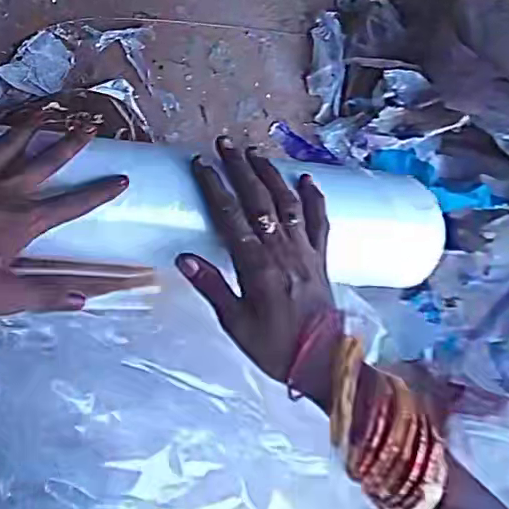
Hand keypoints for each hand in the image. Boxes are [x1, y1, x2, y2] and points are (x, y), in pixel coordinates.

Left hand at [0, 109, 150, 317]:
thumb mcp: (2, 296)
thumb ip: (44, 295)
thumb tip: (83, 300)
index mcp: (23, 221)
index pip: (73, 204)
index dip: (100, 192)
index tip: (122, 179)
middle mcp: (4, 190)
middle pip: (46, 161)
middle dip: (71, 143)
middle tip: (90, 126)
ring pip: (8, 143)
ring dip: (29, 125)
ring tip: (45, 110)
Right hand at [176, 137, 337, 401]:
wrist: (324, 364)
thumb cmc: (273, 347)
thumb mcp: (235, 323)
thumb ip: (211, 287)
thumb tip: (183, 257)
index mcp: (256, 266)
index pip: (230, 217)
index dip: (215, 187)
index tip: (201, 164)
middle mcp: (282, 251)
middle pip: (259, 201)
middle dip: (241, 169)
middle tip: (225, 144)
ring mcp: (306, 252)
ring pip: (288, 203)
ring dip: (271, 175)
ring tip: (256, 152)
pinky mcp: (322, 258)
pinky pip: (320, 221)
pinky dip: (314, 198)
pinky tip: (306, 179)